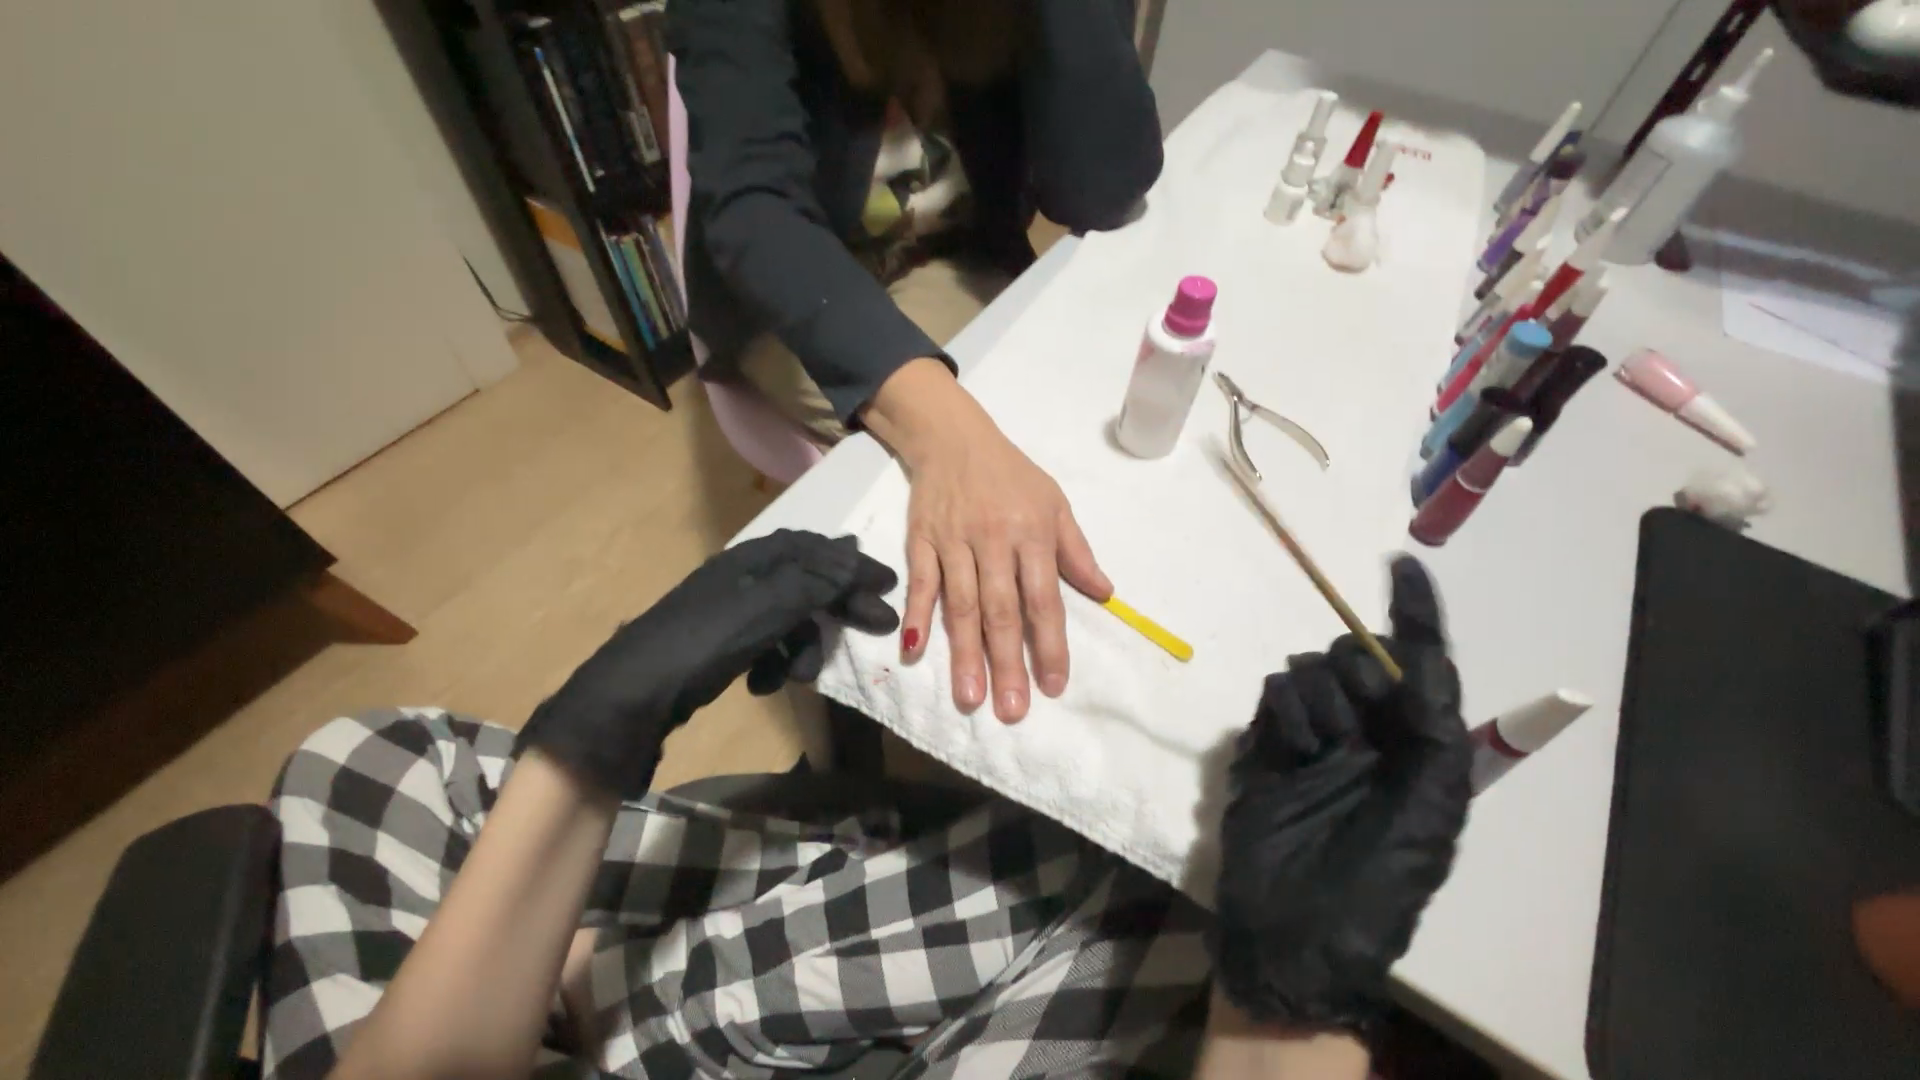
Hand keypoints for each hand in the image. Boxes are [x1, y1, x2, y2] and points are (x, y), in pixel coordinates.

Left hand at [515, 531, 898, 798]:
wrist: (629, 698)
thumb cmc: (699, 645)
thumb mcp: (763, 610)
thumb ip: (811, 582)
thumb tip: (854, 551)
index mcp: (751, 560)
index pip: (815, 550)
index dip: (853, 565)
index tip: (889, 584)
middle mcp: (741, 577)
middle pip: (807, 580)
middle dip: (840, 604)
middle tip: (878, 624)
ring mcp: (728, 611)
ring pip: (789, 618)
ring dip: (804, 646)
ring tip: (801, 679)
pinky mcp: (720, 643)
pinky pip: (767, 643)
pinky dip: (775, 662)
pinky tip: (766, 686)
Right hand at [863, 359, 1109, 721]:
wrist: (953, 438)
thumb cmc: (1012, 475)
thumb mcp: (1054, 503)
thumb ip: (1076, 551)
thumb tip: (1107, 594)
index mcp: (1033, 533)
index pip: (1044, 598)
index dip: (1049, 644)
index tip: (1053, 686)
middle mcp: (994, 540)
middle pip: (1001, 609)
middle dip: (1007, 662)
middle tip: (1012, 710)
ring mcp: (954, 541)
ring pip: (961, 604)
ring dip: (964, 653)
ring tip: (970, 697)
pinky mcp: (921, 540)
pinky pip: (920, 583)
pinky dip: (917, 616)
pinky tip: (914, 651)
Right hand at [1212, 556, 1471, 1031]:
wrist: (1295, 929)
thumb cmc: (1380, 879)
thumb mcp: (1432, 809)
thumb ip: (1434, 729)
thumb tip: (1426, 657)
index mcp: (1418, 744)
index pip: (1421, 662)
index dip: (1416, 612)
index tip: (1401, 563)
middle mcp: (1368, 729)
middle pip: (1356, 656)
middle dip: (1358, 674)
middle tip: (1357, 727)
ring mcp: (1313, 734)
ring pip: (1309, 670)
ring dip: (1319, 701)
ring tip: (1319, 753)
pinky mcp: (1266, 742)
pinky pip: (1273, 694)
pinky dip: (1283, 712)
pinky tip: (1290, 750)